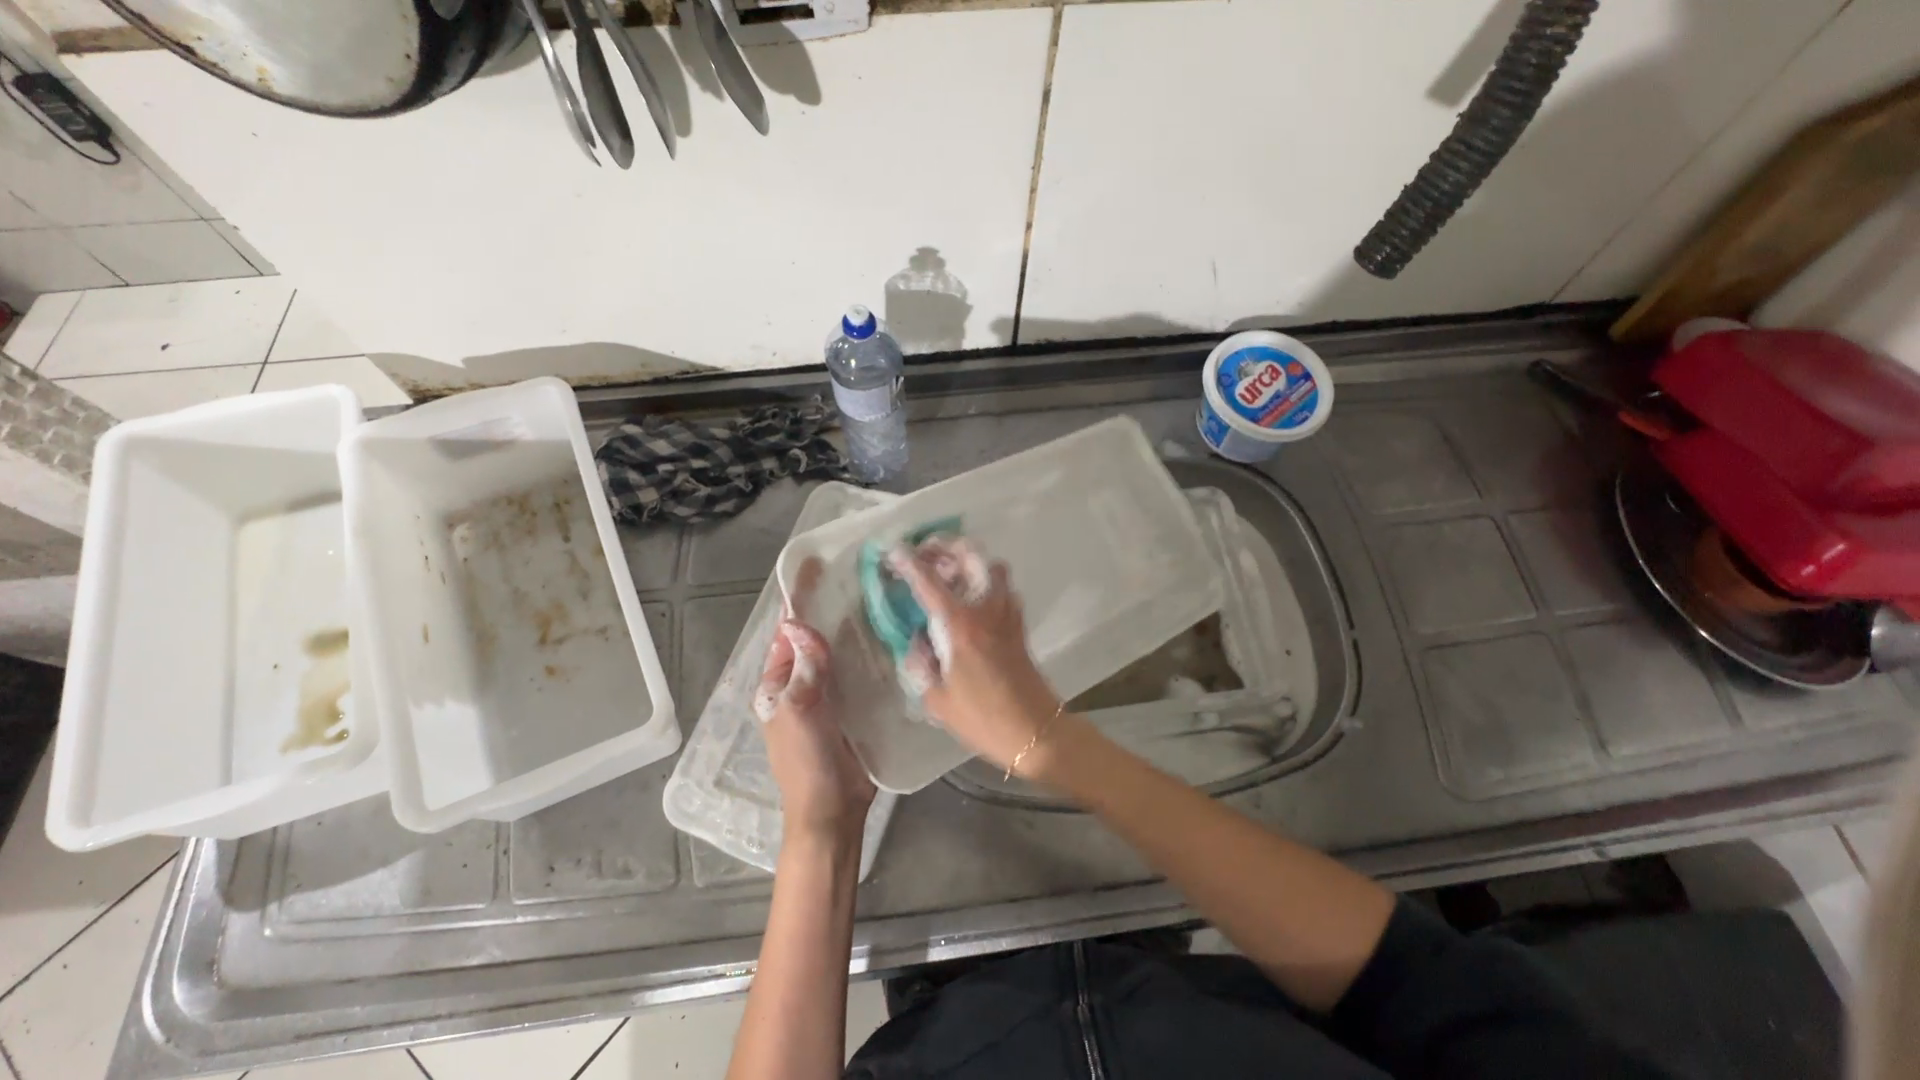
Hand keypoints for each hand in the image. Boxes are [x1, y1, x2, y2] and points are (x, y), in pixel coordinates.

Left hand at [757, 560, 875, 844]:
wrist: (832, 811)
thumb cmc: (807, 764)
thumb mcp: (798, 713)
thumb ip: (801, 670)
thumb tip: (799, 625)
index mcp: (777, 684)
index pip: (785, 633)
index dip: (798, 600)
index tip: (815, 566)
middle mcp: (799, 685)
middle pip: (813, 638)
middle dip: (830, 608)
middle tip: (861, 574)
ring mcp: (827, 697)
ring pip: (838, 654)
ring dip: (853, 629)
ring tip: (882, 597)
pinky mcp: (853, 710)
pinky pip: (859, 675)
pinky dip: (870, 655)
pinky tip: (893, 638)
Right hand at [888, 541, 1064, 776]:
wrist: (1035, 731)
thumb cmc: (981, 718)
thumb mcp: (936, 698)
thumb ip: (920, 664)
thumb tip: (916, 643)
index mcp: (959, 624)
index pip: (928, 580)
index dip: (907, 561)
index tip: (892, 551)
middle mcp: (985, 608)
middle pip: (969, 554)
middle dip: (945, 546)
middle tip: (925, 554)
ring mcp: (1006, 613)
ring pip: (991, 566)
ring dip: (969, 560)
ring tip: (948, 573)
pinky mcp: (1019, 624)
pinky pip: (1003, 587)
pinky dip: (986, 580)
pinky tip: (972, 600)